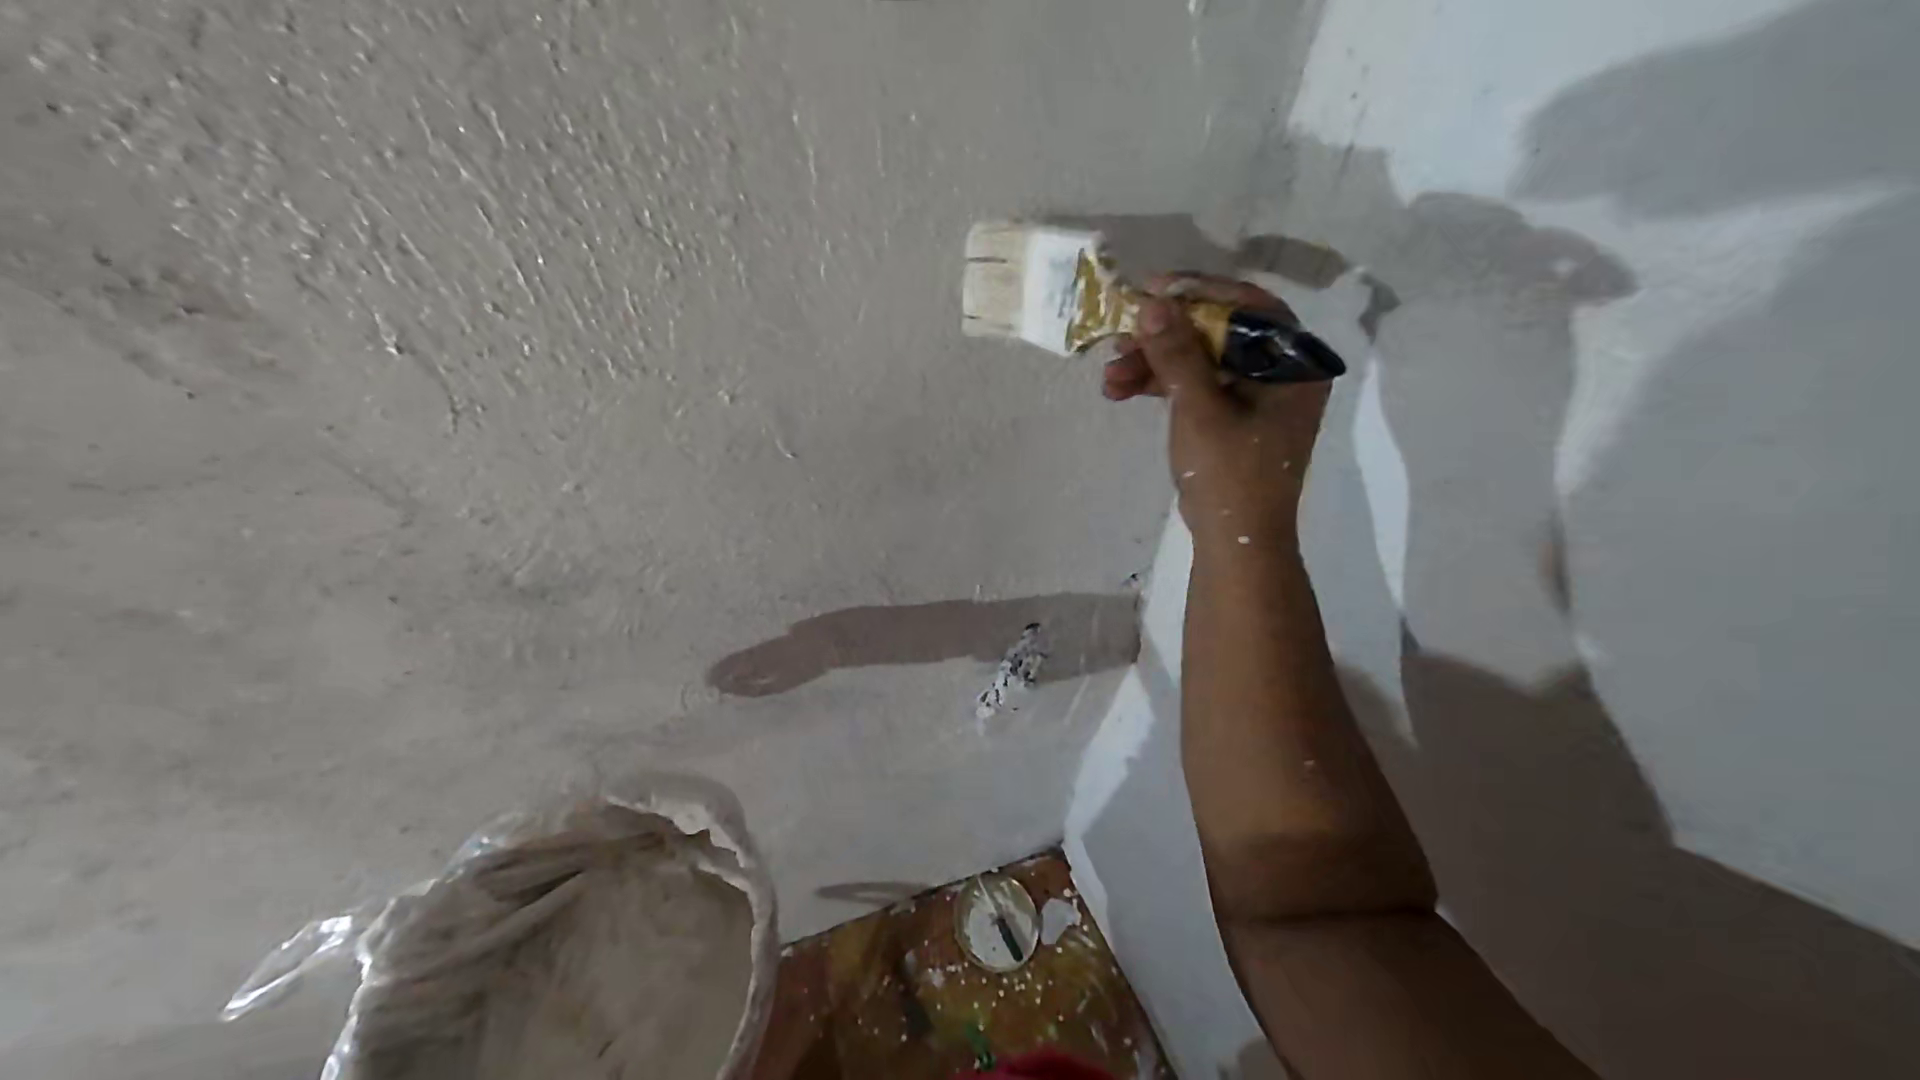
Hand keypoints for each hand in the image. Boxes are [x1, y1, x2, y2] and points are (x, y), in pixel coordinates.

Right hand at [1102, 274, 1329, 551]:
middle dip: (1162, 339)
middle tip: (1119, 339)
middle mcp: (1279, 372)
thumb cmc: (1229, 476)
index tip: (1152, 290)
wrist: (1235, 541)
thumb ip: (1177, 354)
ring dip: (1152, 365)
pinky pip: (1194, 386)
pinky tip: (1123, 390)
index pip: (1249, 306)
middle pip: (1216, 334)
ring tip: (1109, 378)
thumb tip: (1152, 303)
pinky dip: (1161, 386)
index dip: (1198, 291)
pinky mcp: (1230, 416)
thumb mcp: (1200, 410)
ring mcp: (1253, 396)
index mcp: (1293, 364)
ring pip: (1198, 361)